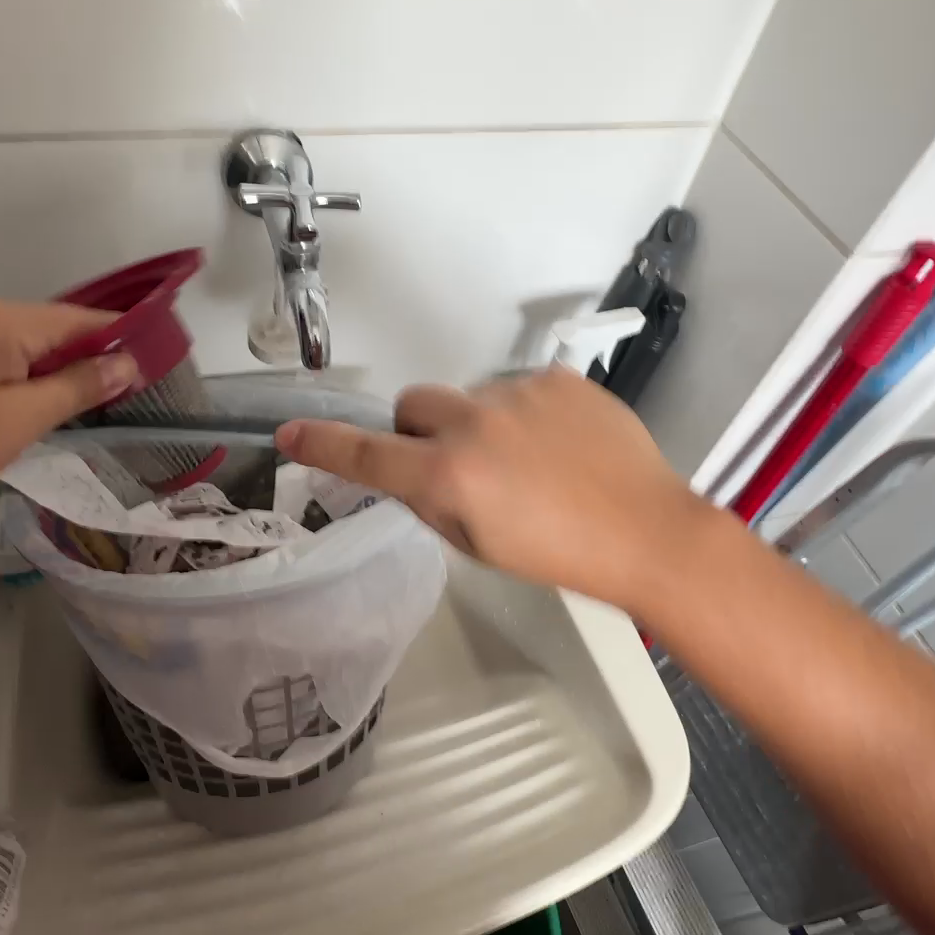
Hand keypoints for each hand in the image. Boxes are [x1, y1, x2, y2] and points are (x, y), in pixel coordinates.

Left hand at [0, 297, 137, 504]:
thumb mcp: (19, 420)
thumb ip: (76, 388)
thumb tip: (127, 363)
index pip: (80, 320)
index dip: (120, 339)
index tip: (154, 359)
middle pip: (41, 329)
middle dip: (79, 357)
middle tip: (112, 393)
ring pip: (4, 344)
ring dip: (38, 368)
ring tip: (61, 406)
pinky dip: (1, 374)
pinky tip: (2, 405)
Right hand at [276, 367, 712, 609]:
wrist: (646, 532)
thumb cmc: (558, 555)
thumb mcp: (478, 544)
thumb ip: (433, 502)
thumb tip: (415, 473)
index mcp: (451, 475)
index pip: (368, 454)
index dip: (323, 445)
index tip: (288, 434)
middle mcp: (476, 424)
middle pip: (412, 404)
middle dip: (418, 431)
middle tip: (453, 465)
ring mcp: (519, 393)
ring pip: (471, 400)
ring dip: (479, 426)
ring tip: (530, 463)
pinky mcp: (558, 378)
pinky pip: (519, 391)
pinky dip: (524, 416)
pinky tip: (560, 446)